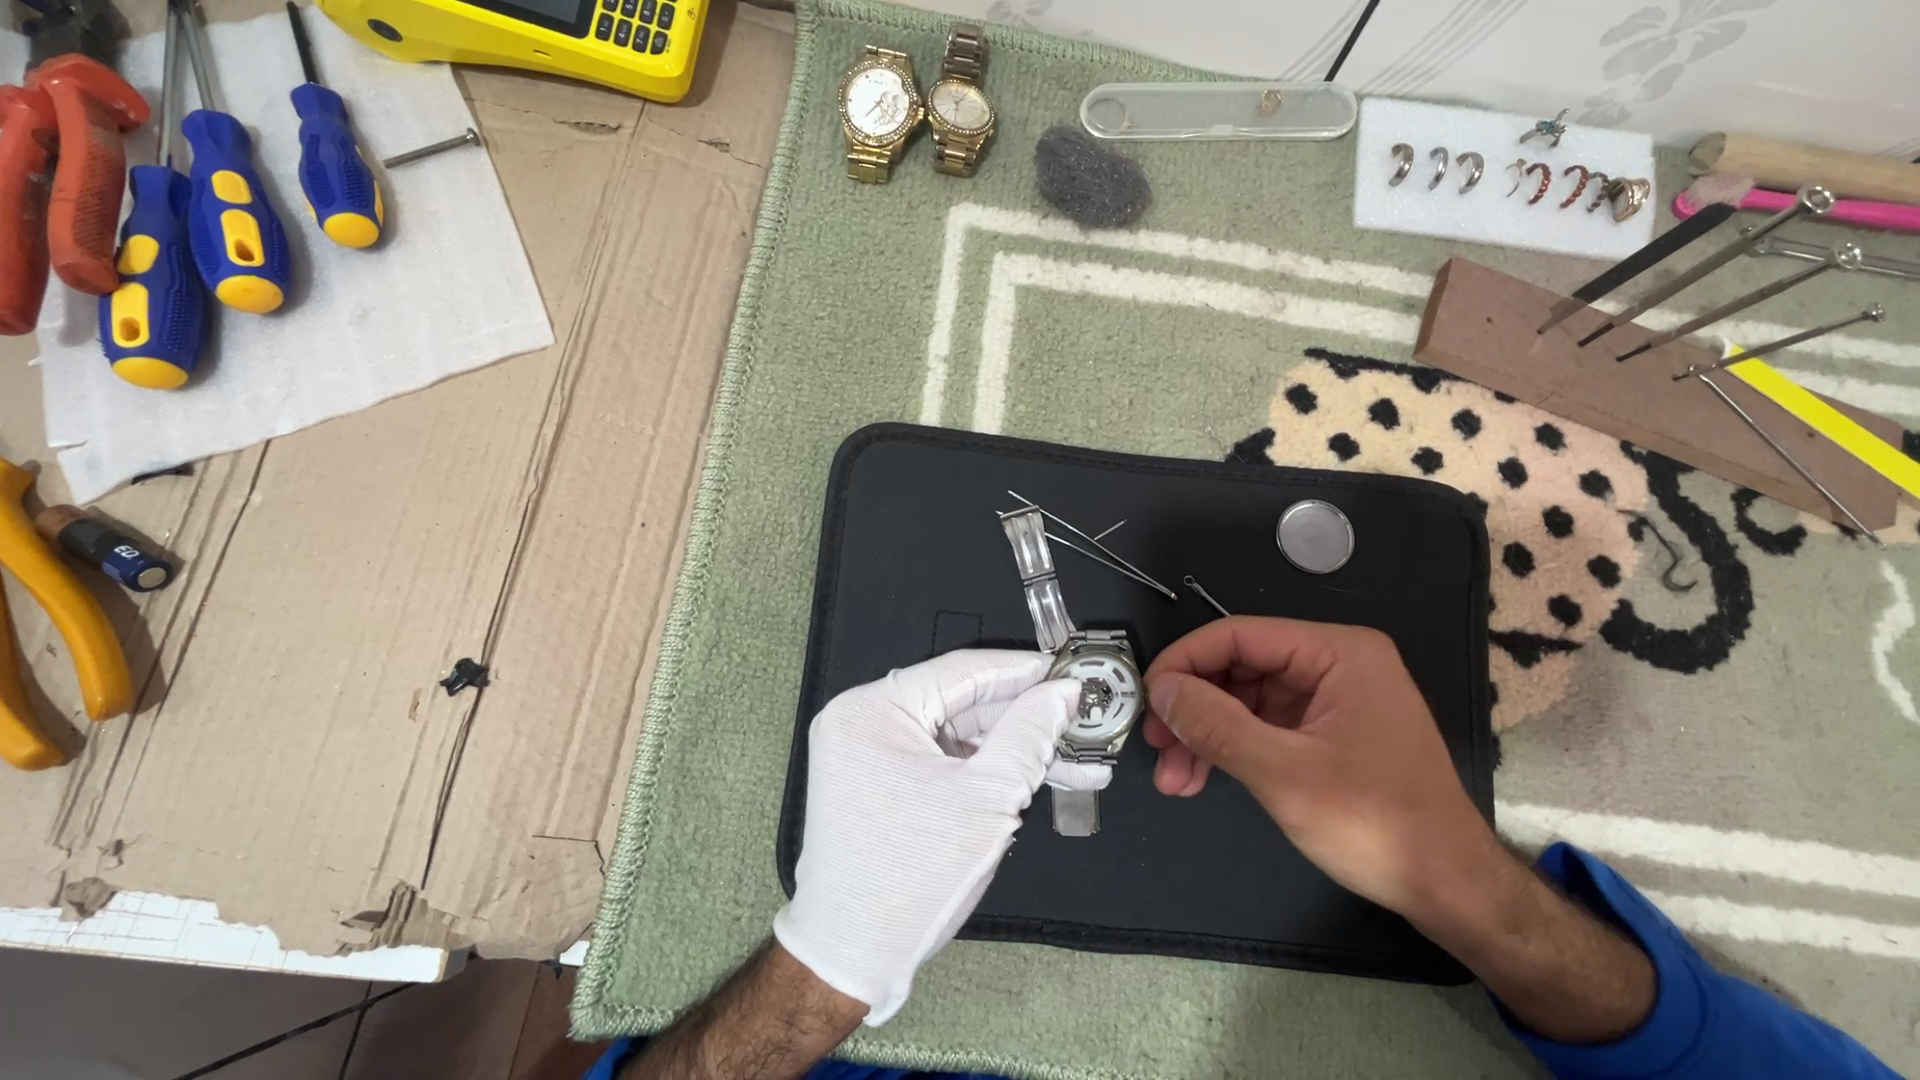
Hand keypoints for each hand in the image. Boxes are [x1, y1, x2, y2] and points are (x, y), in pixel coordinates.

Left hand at [773, 650, 1076, 1024]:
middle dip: (1026, 715)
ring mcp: (871, 751)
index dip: (1023, 670)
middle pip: (962, 701)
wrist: (856, 954)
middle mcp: (864, 720)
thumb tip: (1062, 692)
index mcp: (873, 709)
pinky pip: (946, 759)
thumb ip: (1030, 733)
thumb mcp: (989, 796)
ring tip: (1077, 754)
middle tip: (1081, 713)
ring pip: (960, 733)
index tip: (1069, 670)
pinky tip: (1041, 775)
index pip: (962, 670)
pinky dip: (988, 768)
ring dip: (1016, 746)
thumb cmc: (912, 875)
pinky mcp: (884, 781)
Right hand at [1142, 617, 1501, 920]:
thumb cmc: (1376, 823)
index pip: (1238, 636)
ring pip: (1243, 701)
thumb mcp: (1284, 773)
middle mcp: (1334, 666)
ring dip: (1203, 735)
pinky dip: (1227, 750)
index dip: (1184, 662)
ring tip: (1172, 777)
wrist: (1448, 889)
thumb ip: (1215, 724)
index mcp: (1338, 654)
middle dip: (1192, 708)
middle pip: (1237, 669)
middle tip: (1154, 745)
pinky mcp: (1324, 735)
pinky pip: (1261, 728)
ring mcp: (1330, 701)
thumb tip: (1160, 689)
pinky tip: (1197, 777)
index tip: (1146, 698)